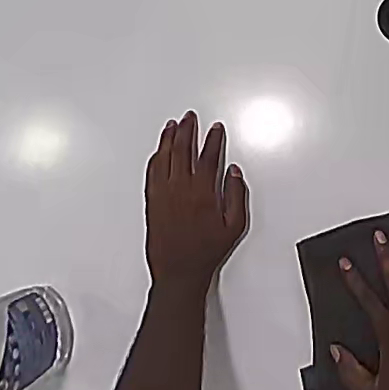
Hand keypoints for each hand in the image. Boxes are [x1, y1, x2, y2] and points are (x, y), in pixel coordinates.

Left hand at [144, 111, 247, 296]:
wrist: (179, 271)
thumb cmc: (205, 251)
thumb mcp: (234, 225)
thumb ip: (236, 195)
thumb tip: (233, 173)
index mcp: (202, 192)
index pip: (208, 156)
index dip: (213, 139)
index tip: (215, 129)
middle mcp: (181, 188)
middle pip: (183, 149)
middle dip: (188, 129)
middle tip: (190, 118)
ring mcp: (163, 193)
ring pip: (165, 156)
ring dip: (169, 138)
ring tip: (173, 125)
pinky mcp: (152, 200)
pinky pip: (152, 171)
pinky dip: (156, 156)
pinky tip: (159, 150)